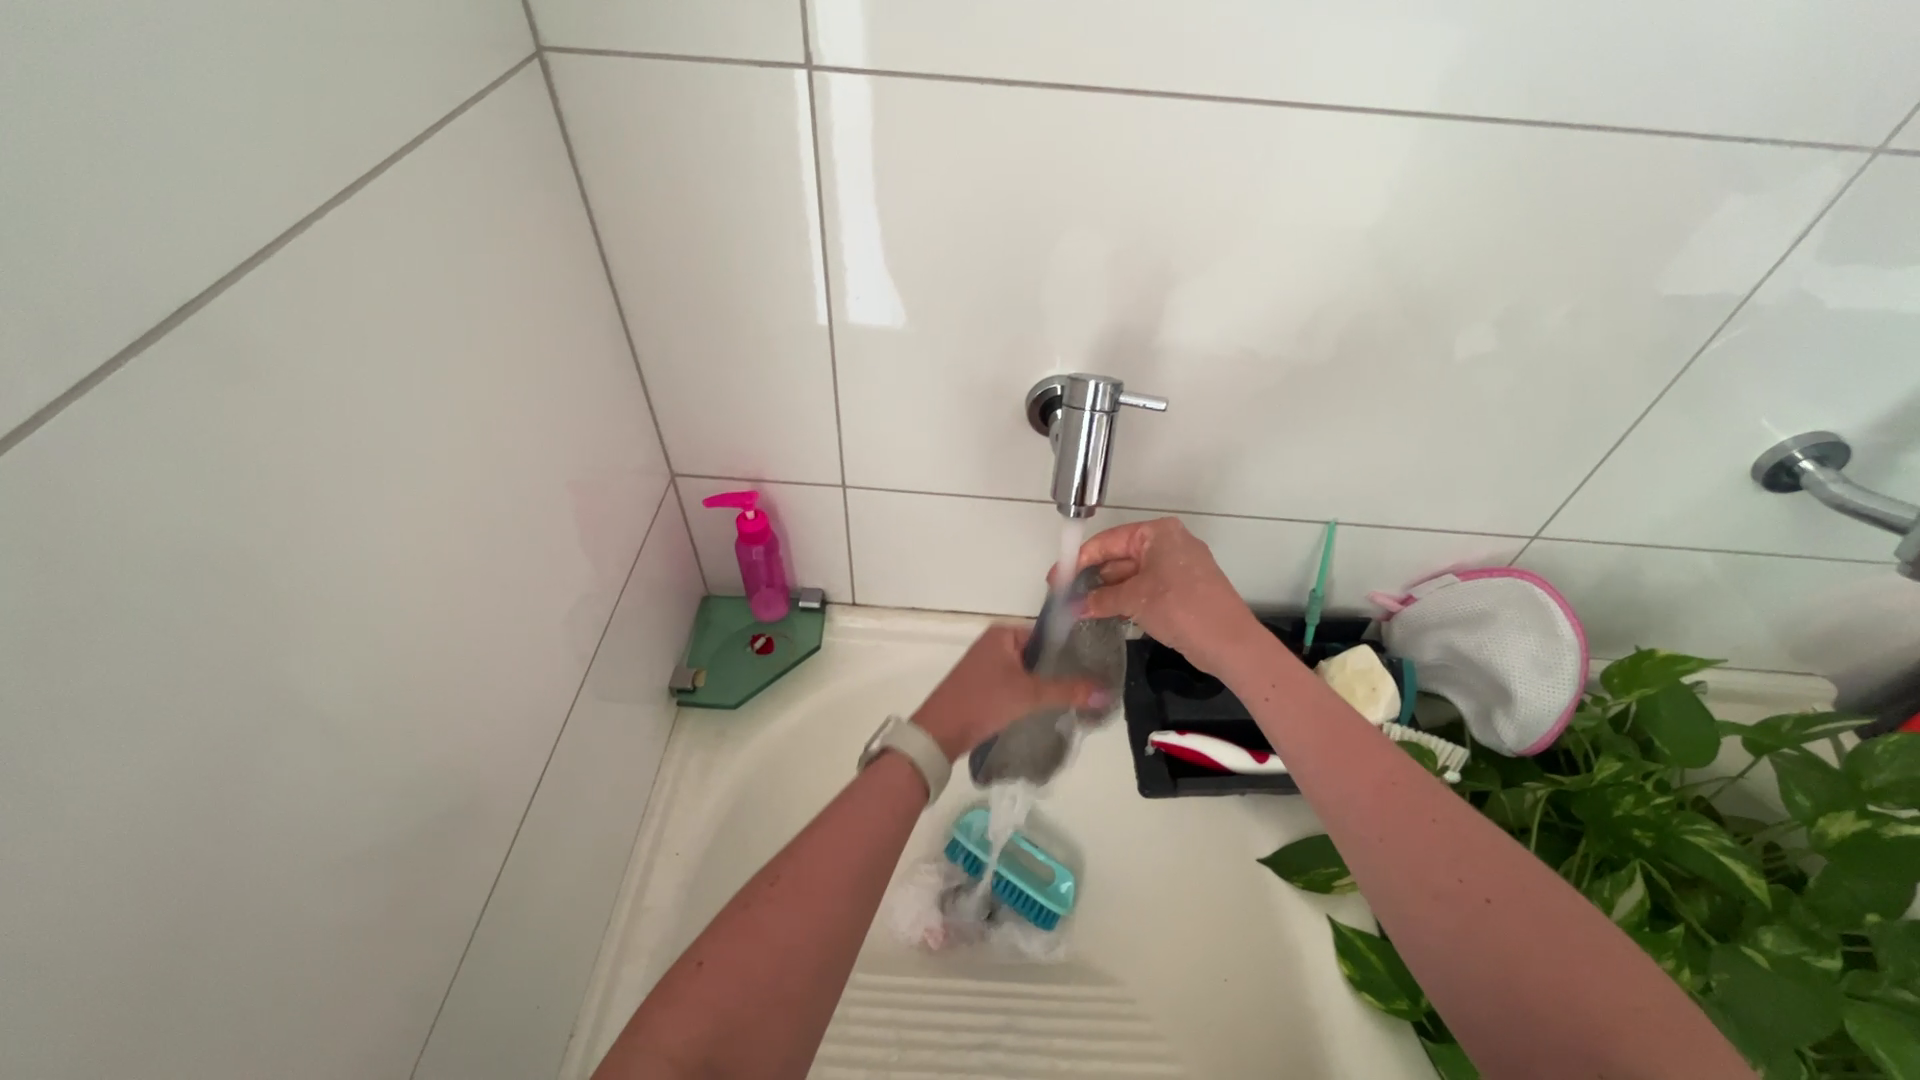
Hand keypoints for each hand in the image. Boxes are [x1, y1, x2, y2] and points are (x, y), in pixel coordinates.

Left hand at [912, 625, 1109, 759]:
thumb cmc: (984, 702)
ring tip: (1072, 701)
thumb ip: (1069, 691)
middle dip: (1058, 672)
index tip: (1093, 669)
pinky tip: (1044, 710)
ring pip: (1026, 672)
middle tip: (1087, 689)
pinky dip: (1028, 696)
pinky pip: (1013, 685)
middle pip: (1037, 655)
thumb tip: (1107, 691)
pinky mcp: (981, 686)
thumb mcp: (1030, 695)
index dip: (1069, 651)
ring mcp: (985, 665)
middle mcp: (993, 643)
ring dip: (1043, 686)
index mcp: (1003, 633)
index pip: (1046, 634)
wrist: (939, 732)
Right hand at [1073, 517, 1262, 674]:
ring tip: (1080, 608)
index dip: (1080, 559)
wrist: (1229, 642)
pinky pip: (1146, 589)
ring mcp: (1177, 568)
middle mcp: (1169, 544)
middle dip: (1094, 577)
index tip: (1057, 577)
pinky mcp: (1182, 591)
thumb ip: (1100, 599)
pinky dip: (1127, 600)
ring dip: (1109, 592)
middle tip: (1065, 596)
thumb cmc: (1181, 608)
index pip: (1109, 541)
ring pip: (1132, 575)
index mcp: (1158, 534)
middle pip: (1120, 557)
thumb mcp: (1134, 600)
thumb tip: (1074, 605)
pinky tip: (1106, 613)